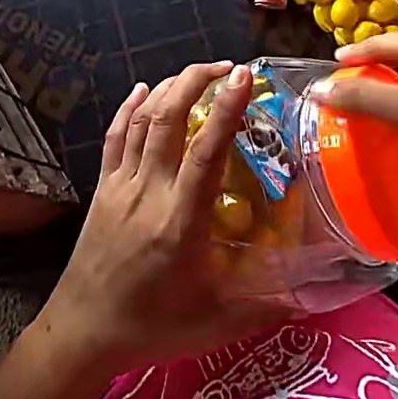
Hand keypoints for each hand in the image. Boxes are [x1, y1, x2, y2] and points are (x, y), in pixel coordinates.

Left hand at [34, 62, 285, 376]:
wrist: (82, 331)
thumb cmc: (151, 328)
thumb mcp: (218, 322)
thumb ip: (267, 304)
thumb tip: (315, 292)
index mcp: (181, 222)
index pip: (207, 152)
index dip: (228, 109)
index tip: (245, 76)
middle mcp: (148, 192)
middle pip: (168, 120)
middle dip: (195, 81)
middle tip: (226, 67)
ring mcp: (120, 187)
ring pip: (142, 122)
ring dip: (168, 88)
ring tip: (196, 73)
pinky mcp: (102, 189)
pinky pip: (115, 138)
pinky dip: (128, 108)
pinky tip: (141, 90)